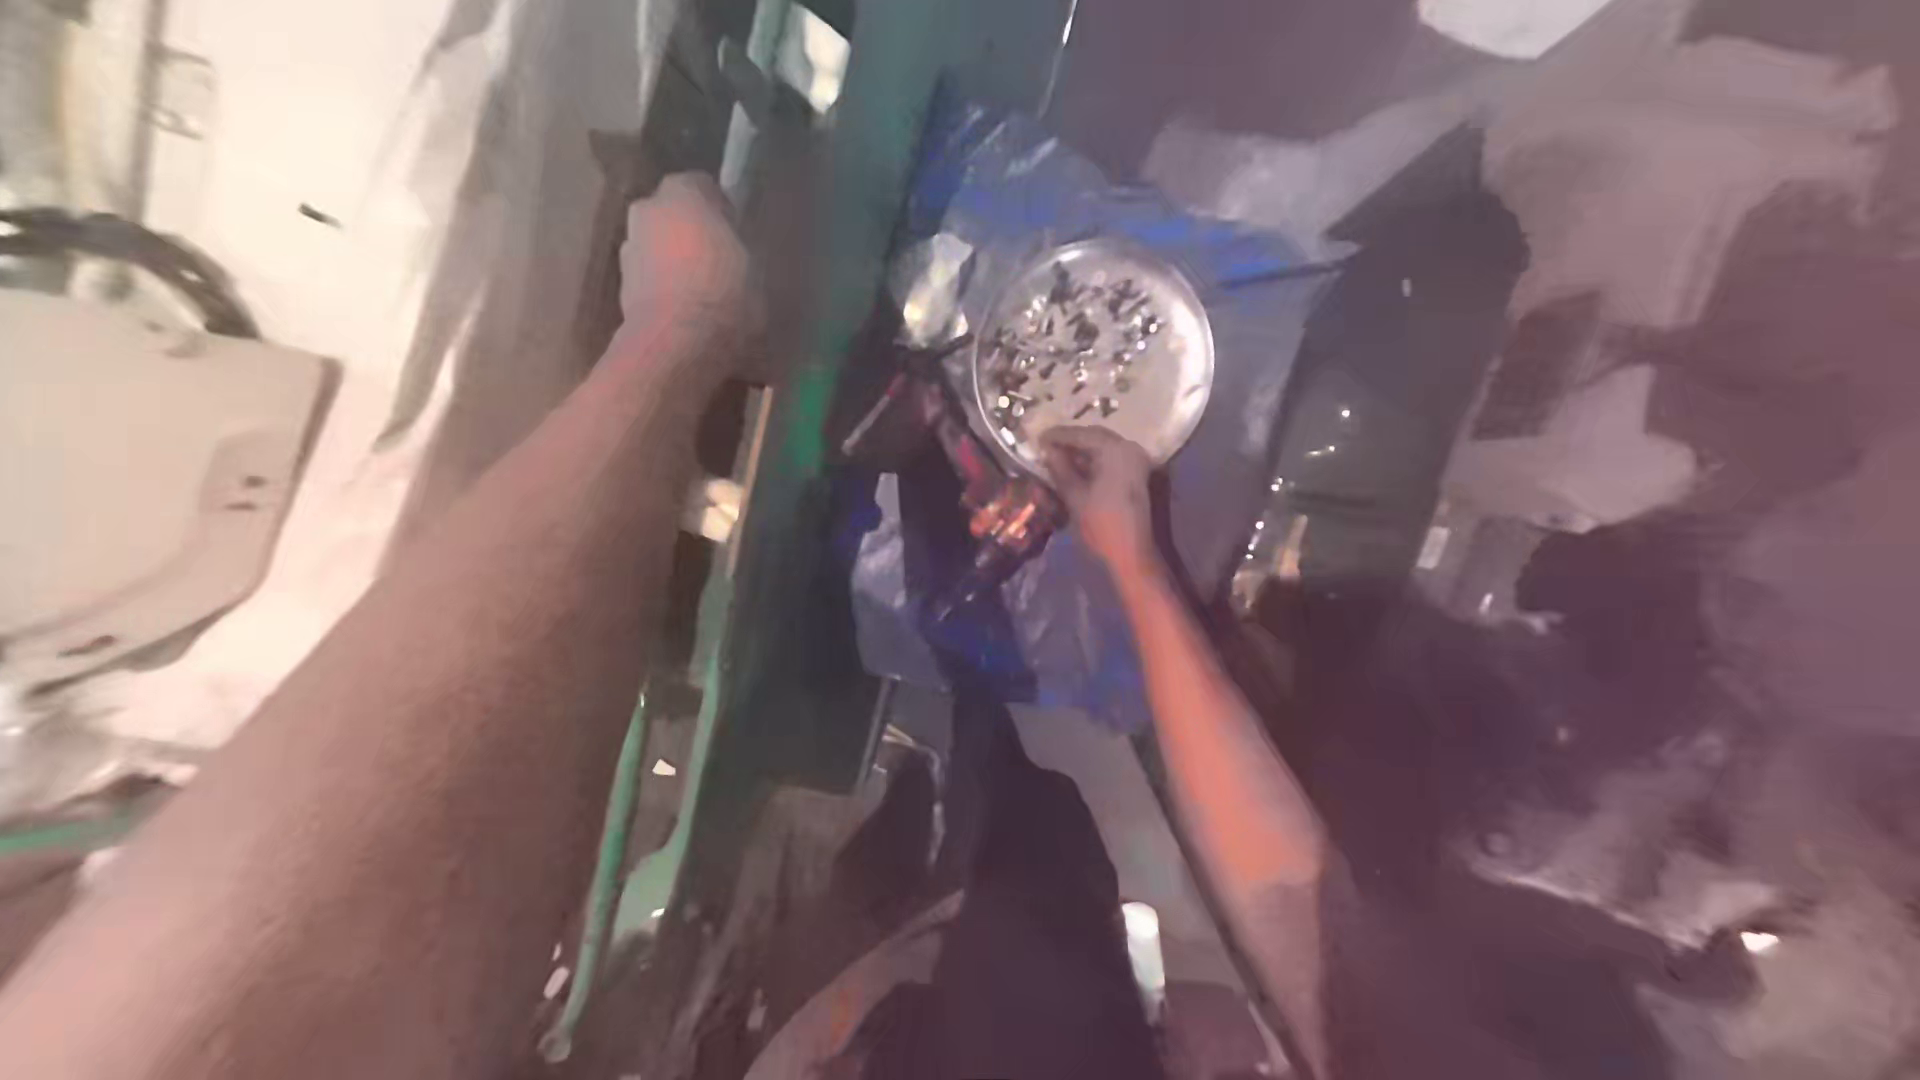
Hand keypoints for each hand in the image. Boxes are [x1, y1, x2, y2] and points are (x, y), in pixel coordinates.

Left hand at [614, 173, 756, 375]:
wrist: (680, 346)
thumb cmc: (728, 295)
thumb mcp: (757, 268)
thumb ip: (742, 249)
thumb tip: (738, 253)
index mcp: (682, 193)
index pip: (703, 188)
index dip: (722, 211)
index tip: (739, 236)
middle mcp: (646, 210)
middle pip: (674, 219)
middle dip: (694, 238)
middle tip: (723, 267)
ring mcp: (628, 252)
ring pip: (660, 252)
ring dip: (678, 268)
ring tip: (707, 300)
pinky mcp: (622, 291)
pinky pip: (653, 285)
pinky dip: (668, 296)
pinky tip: (691, 320)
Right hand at [1041, 426, 1157, 577]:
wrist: (1132, 553)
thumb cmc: (1101, 525)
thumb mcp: (1074, 496)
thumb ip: (1060, 469)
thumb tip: (1047, 451)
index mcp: (1115, 451)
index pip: (1081, 435)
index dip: (1058, 435)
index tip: (1038, 438)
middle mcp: (1129, 449)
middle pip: (1094, 437)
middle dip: (1070, 441)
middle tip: (1046, 446)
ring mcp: (1135, 462)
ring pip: (1103, 447)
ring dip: (1081, 450)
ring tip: (1056, 456)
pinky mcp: (1136, 475)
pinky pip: (1111, 458)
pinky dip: (1093, 460)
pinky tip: (1074, 467)